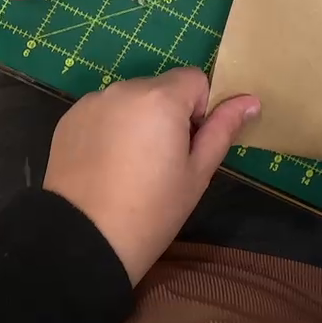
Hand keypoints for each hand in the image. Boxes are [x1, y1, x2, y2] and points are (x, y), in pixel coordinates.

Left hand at [43, 68, 259, 283]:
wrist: (83, 242)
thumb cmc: (152, 211)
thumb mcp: (197, 173)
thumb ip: (223, 129)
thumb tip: (251, 100)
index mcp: (161, 97)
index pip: (195, 79)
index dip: (198, 111)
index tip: (187, 146)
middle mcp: (126, 87)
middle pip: (162, 88)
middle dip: (167, 115)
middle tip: (161, 161)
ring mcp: (94, 100)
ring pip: (132, 99)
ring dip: (139, 120)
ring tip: (130, 166)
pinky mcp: (70, 117)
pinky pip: (103, 111)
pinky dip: (110, 128)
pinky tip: (105, 164)